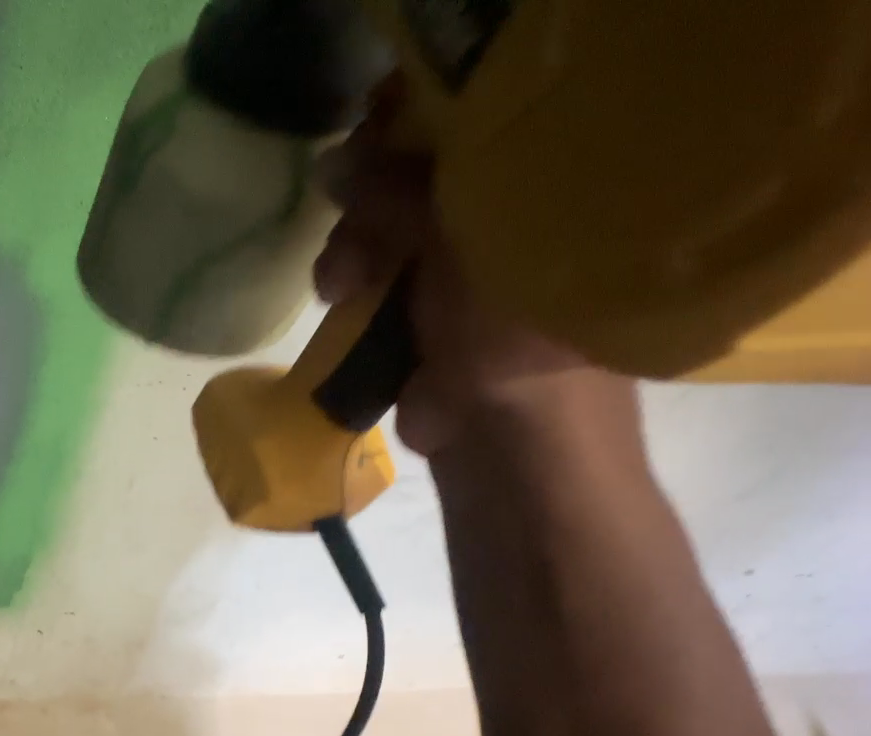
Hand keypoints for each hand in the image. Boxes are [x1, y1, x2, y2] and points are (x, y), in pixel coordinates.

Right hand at [312, 80, 621, 457]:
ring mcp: (471, 285)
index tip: (351, 179)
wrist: (515, 452)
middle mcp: (508, 232)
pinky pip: (383, 296)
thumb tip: (332, 161)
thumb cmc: (507, 340)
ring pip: (389, 248)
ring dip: (354, 267)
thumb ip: (392, 202)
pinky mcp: (436, 330)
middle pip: (411, 198)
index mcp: (538, 199)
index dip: (395, 153)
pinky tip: (351, 321)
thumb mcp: (451, 252)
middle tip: (344, 268)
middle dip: (365, 226)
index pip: (455, 147)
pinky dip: (362, 304)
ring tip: (339, 298)